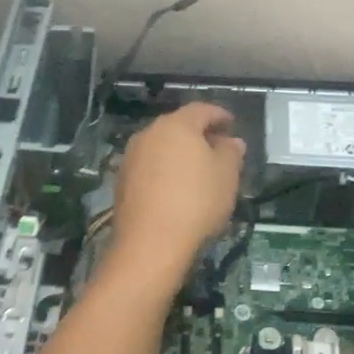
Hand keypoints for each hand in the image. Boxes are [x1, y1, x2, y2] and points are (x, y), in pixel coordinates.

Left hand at [109, 103, 245, 285]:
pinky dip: (164, 170)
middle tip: (217, 148)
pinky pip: (150, 166)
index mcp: (176, 125)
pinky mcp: (122, 181)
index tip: (232, 123)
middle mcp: (149, 133)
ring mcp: (131, 157)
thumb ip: (231, 152)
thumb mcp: (226, 176)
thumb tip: (231, 141)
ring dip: (180, 153)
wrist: (150, 243)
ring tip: (198, 170)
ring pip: (161, 146)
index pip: (201, 110)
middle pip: (178, 126)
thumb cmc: (196, 202)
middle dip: (199, 134)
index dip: (219, 115)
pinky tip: (176, 188)